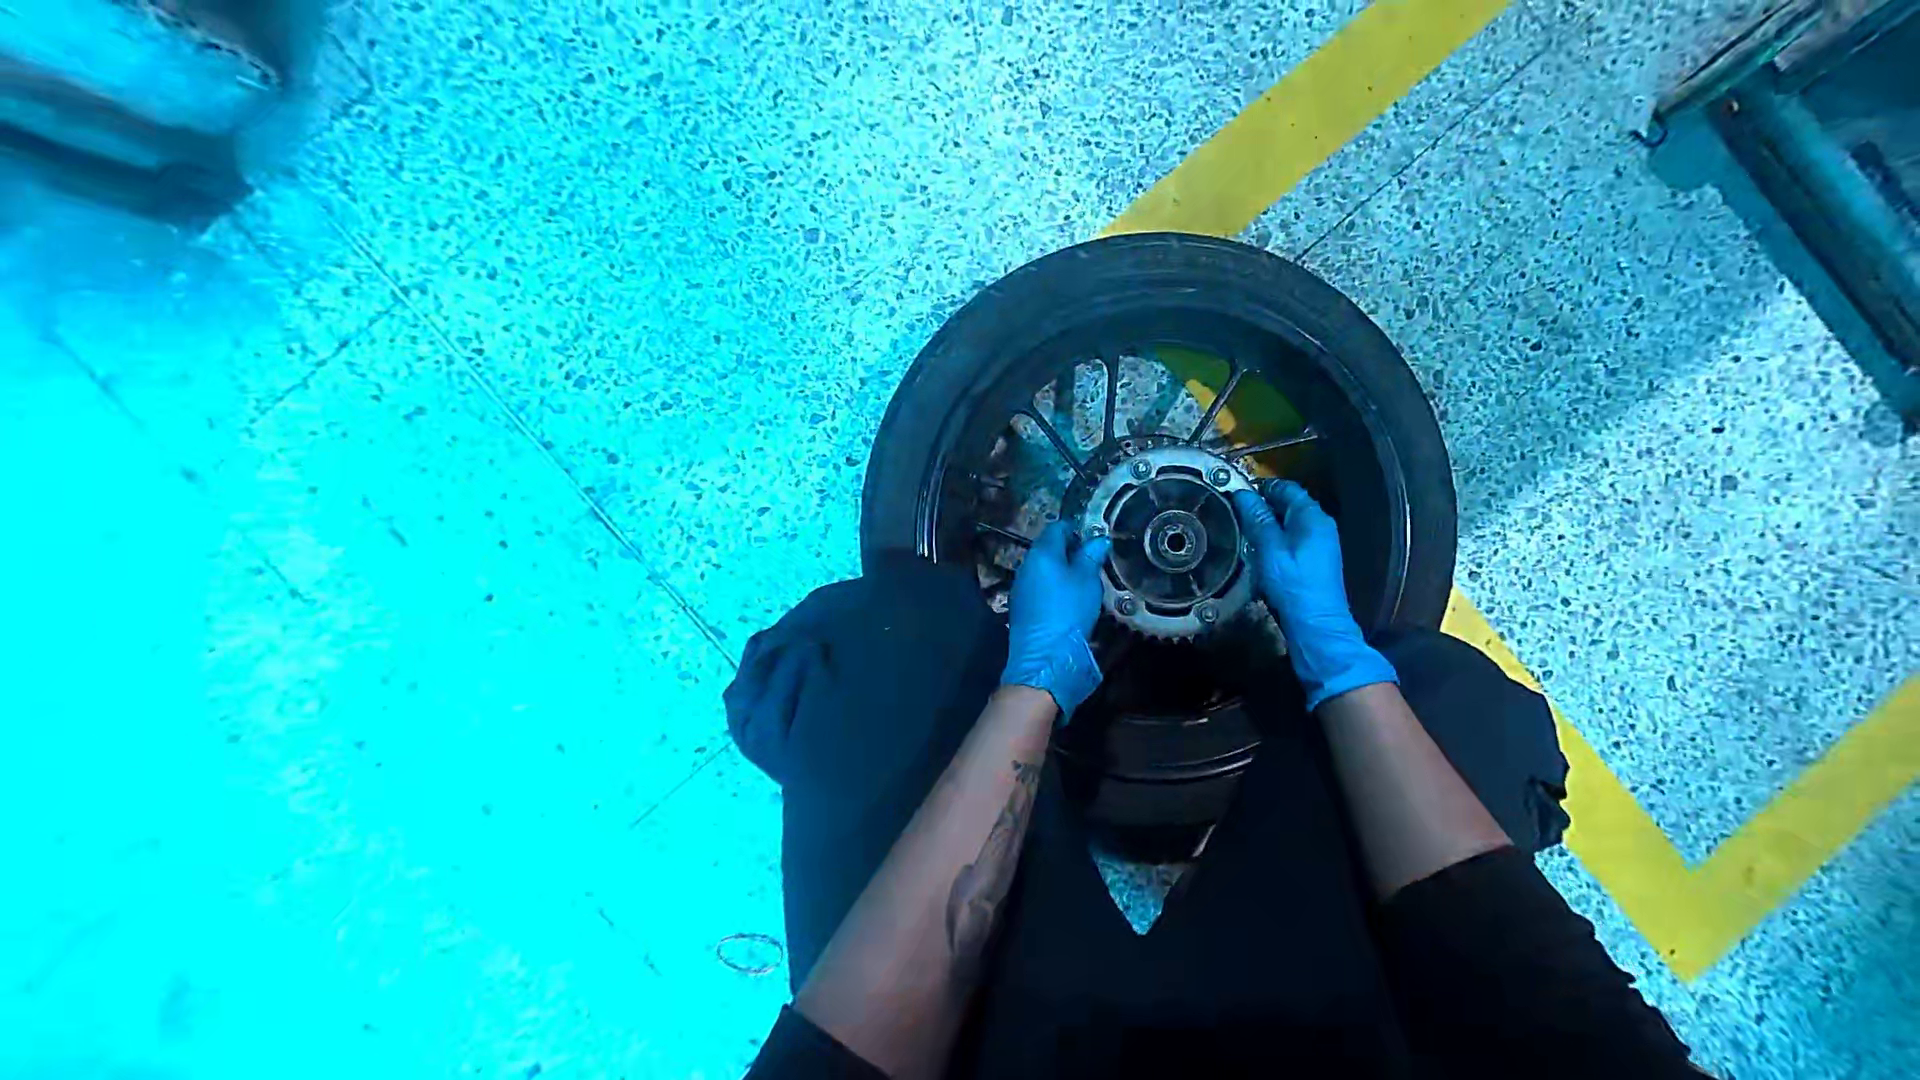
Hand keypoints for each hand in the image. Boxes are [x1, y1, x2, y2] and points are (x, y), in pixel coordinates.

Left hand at [1001, 521, 1112, 716]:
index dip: (1075, 530)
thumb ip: (1091, 557)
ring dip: (1060, 570)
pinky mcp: (1020, 605)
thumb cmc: (1069, 611)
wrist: (1044, 655)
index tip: (1092, 540)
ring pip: (1042, 568)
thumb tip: (1098, 539)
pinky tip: (1066, 600)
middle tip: (1091, 562)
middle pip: (1048, 548)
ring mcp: (1020, 586)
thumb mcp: (1087, 581)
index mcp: (1042, 553)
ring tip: (1082, 582)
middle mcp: (1026, 565)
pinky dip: (1052, 586)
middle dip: (1068, 551)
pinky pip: (1038, 586)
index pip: (1057, 528)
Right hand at [1231, 480, 1395, 709]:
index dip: (1261, 486)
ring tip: (1239, 527)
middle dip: (1261, 504)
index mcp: (1313, 518)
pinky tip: (1255, 547)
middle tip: (1232, 510)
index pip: (1287, 489)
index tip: (1235, 491)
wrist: (1316, 624)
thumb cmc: (1293, 584)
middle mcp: (1320, 526)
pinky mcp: (1313, 560)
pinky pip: (1290, 538)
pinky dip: (1273, 537)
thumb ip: (1257, 520)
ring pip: (1288, 522)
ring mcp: (1319, 544)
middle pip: (1289, 504)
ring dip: (1265, 522)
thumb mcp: (1270, 550)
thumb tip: (1243, 494)